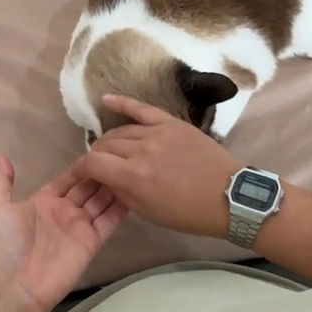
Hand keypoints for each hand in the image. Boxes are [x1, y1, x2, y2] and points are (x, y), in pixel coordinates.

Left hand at [0, 154, 129, 311]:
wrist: (15, 286)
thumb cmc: (4, 244)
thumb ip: (2, 182)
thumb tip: (2, 155)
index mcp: (43, 201)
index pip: (67, 180)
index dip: (81, 167)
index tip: (98, 149)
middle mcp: (64, 212)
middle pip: (87, 189)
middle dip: (100, 173)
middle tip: (120, 155)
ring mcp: (79, 227)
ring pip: (101, 201)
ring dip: (113, 186)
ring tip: (130, 167)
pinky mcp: (92, 242)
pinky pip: (109, 221)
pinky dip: (120, 207)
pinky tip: (133, 189)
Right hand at [74, 94, 246, 238]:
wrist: (229, 197)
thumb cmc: (188, 213)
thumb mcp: (148, 212)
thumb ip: (121, 192)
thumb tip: (105, 178)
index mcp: (134, 177)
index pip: (93, 163)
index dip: (81, 169)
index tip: (82, 174)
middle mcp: (141, 150)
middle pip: (105, 145)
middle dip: (98, 156)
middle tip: (102, 166)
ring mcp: (157, 132)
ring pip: (120, 130)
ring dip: (110, 140)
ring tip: (111, 149)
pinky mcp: (172, 122)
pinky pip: (142, 108)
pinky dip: (122, 102)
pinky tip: (106, 98)